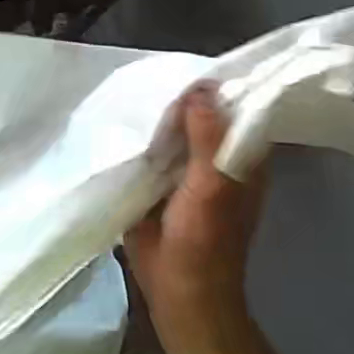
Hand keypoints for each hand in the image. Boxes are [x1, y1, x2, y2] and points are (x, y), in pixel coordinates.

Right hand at [124, 90, 266, 316]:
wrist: (177, 289)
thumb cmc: (205, 240)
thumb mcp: (212, 184)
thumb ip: (207, 137)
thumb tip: (201, 86)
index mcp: (240, 157)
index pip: (232, 110)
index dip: (213, 87)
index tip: (184, 64)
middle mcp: (213, 160)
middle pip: (196, 119)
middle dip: (174, 99)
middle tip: (144, 72)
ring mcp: (183, 173)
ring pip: (169, 135)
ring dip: (150, 119)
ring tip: (124, 88)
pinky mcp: (154, 184)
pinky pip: (146, 154)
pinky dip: (133, 140)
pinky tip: (113, 123)